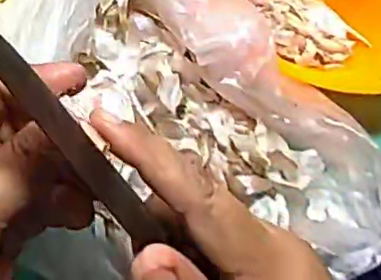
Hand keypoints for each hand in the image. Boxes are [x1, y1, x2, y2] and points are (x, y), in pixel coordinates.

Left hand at [0, 64, 94, 279]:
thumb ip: (19, 160)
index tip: (79, 79)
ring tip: (97, 178)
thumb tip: (66, 120)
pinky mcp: (6, 221)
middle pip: (20, 120)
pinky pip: (43, 197)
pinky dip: (65, 201)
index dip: (32, 79)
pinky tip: (82, 209)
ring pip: (37, 159)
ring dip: (68, 167)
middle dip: (58, 127)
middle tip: (100, 136)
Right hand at [91, 112, 329, 279]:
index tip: (100, 116)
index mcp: (271, 258)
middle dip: (151, 220)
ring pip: (198, 223)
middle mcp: (276, 241)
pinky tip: (189, 275)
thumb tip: (143, 251)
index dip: (145, 152)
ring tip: (164, 273)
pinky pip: (216, 243)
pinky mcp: (277, 265)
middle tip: (132, 254)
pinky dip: (193, 257)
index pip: (197, 191)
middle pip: (190, 204)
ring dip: (171, 243)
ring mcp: (280, 251)